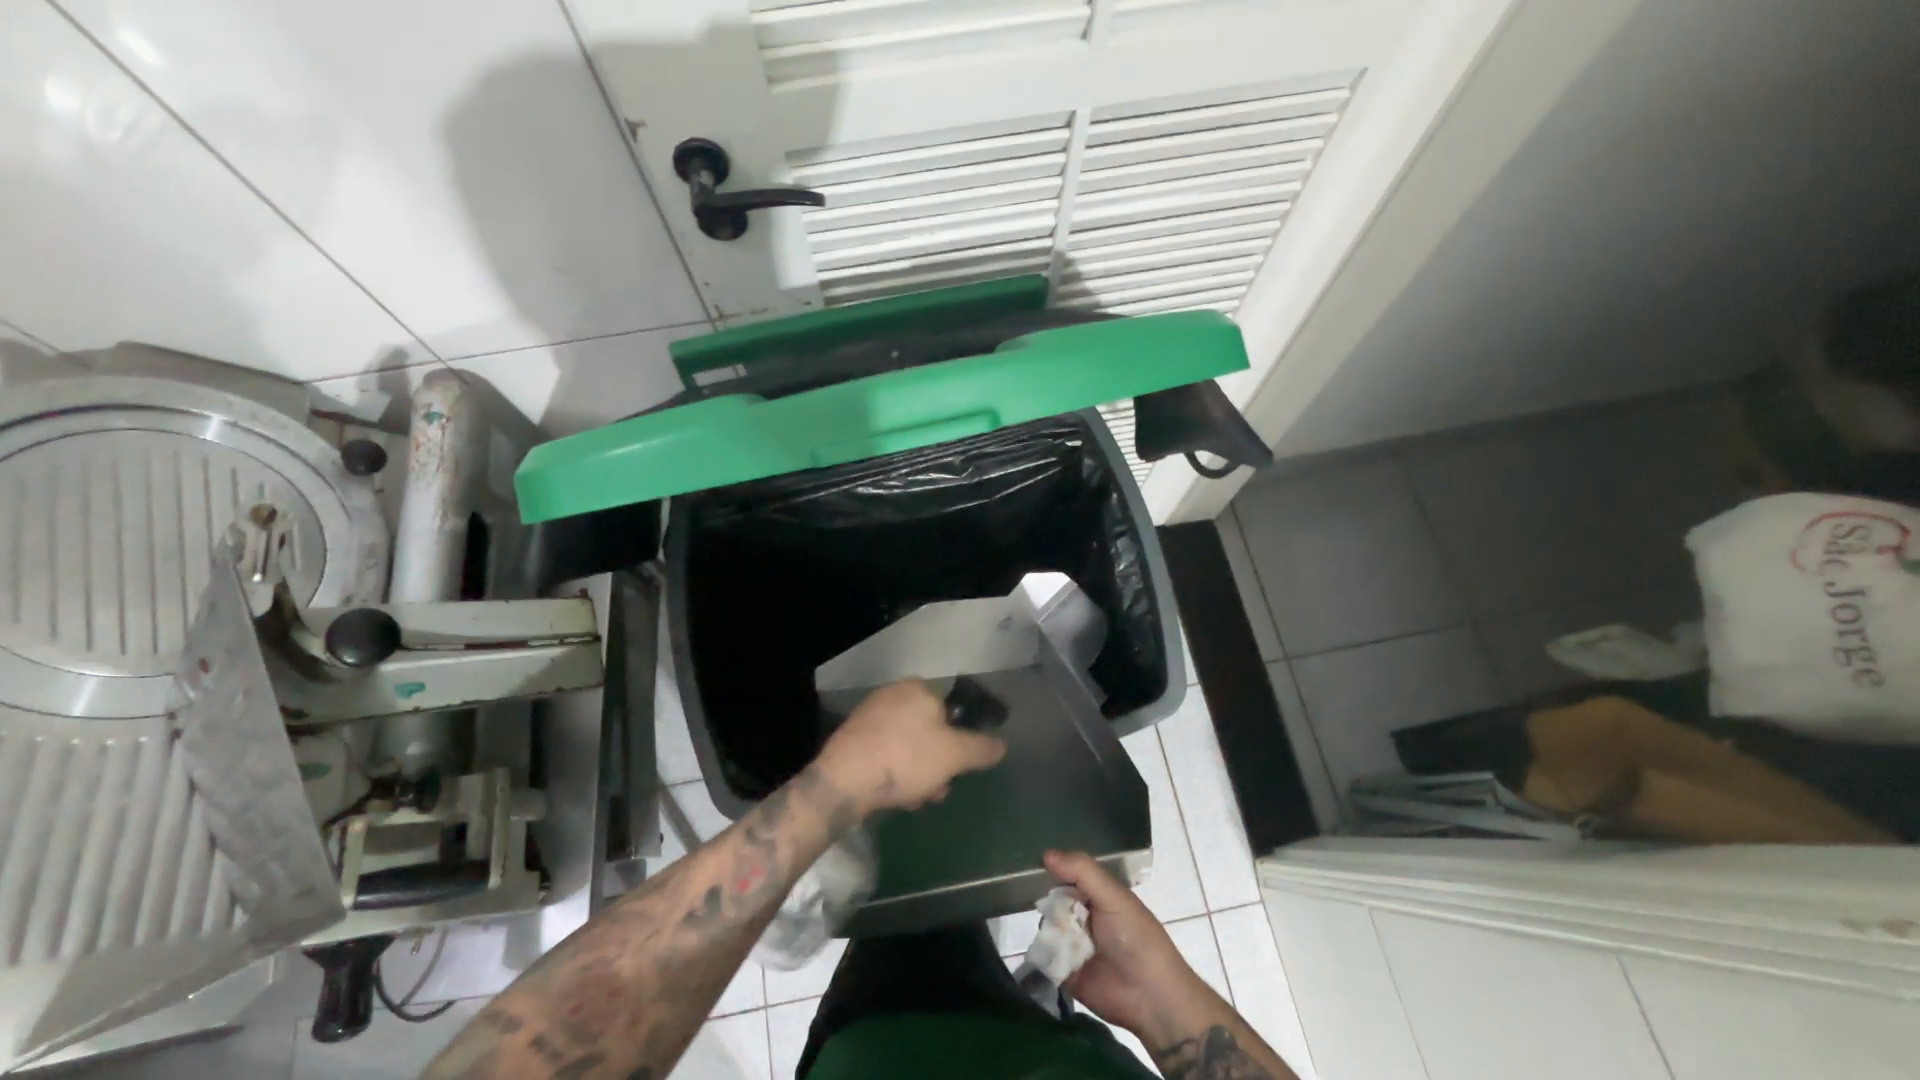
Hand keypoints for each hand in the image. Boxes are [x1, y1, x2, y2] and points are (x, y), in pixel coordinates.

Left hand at [815, 680, 1006, 815]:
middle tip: (934, 790)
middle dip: (937, 766)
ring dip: (917, 775)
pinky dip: (893, 774)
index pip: (950, 714)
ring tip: (912, 798)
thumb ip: (982, 748)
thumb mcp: (955, 755)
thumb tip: (1001, 745)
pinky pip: (885, 755)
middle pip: (930, 734)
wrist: (845, 780)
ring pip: (908, 749)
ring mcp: (870, 716)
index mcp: (919, 689)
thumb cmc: (906, 758)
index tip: (955, 770)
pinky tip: (892, 796)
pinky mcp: (852, 739)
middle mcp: (893, 694)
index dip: (958, 744)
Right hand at [1044, 850, 1214, 1043]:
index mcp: (1098, 897)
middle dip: (1045, 901)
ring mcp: (1072, 945)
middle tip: (1035, 902)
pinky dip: (1042, 951)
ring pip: (1046, 926)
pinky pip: (1043, 956)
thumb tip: (1045, 853)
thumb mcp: (1113, 897)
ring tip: (1053, 931)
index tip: (1033, 865)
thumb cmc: (1136, 938)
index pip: (1068, 876)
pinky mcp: (1062, 971)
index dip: (1054, 870)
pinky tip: (1046, 948)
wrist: (1149, 995)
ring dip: (1046, 927)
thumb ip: (1082, 871)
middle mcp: (1083, 918)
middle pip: (1053, 901)